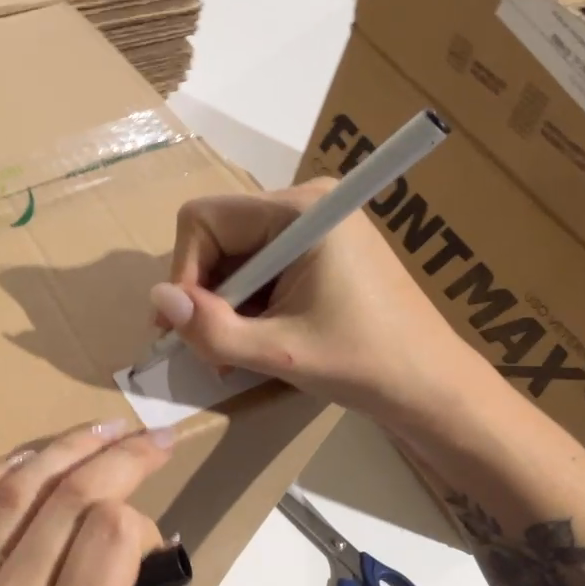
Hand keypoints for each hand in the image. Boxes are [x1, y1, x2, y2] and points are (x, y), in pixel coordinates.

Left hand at [0, 420, 173, 585]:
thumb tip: (153, 553)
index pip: (111, 534)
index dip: (140, 518)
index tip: (149, 537)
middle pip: (67, 499)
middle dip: (117, 456)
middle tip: (150, 436)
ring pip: (10, 494)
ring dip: (59, 451)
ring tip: (99, 429)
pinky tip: (23, 461)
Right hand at [148, 177, 485, 421]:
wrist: (428, 383)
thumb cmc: (361, 364)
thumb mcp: (276, 352)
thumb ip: (210, 328)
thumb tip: (156, 299)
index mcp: (299, 211)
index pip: (203, 219)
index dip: (185, 272)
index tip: (191, 324)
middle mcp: (305, 202)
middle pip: (215, 236)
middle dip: (204, 294)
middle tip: (212, 349)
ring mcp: (313, 222)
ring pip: (231, 255)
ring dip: (223, 305)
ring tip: (237, 352)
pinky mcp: (317, 246)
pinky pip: (256, 265)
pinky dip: (245, 304)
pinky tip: (259, 337)